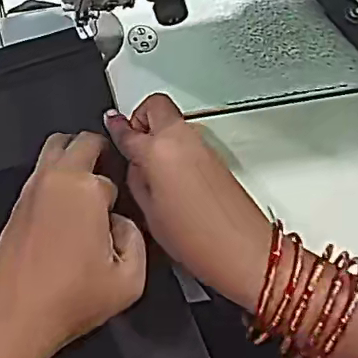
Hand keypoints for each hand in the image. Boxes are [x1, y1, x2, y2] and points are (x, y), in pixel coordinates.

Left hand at [0, 133, 148, 357]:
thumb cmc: (64, 297)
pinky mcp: (19, 201)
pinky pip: (40, 170)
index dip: (122, 190)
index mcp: (86, 188)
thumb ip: (136, 239)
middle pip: (80, 140)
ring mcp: (33, 186)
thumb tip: (125, 225)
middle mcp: (56, 178)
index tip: (123, 204)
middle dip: (98, 151)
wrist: (16, 310)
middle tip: (110, 171)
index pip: (112, 172)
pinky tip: (66, 203)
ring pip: (55, 147)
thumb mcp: (130, 279)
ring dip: (73, 154)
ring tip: (88, 181)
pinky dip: (55, 174)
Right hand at [104, 94, 272, 312]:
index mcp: (158, 150)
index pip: (127, 128)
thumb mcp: (148, 212)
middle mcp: (183, 139)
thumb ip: (135, 177)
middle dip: (140, 117)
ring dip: (159, 132)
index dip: (115, 127)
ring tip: (152, 166)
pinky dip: (175, 146)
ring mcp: (202, 145)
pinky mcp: (216, 157)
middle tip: (133, 141)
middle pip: (155, 104)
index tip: (111, 125)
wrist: (246, 253)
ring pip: (173, 119)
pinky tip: (171, 177)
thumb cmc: (201, 240)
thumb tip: (133, 164)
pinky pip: (188, 138)